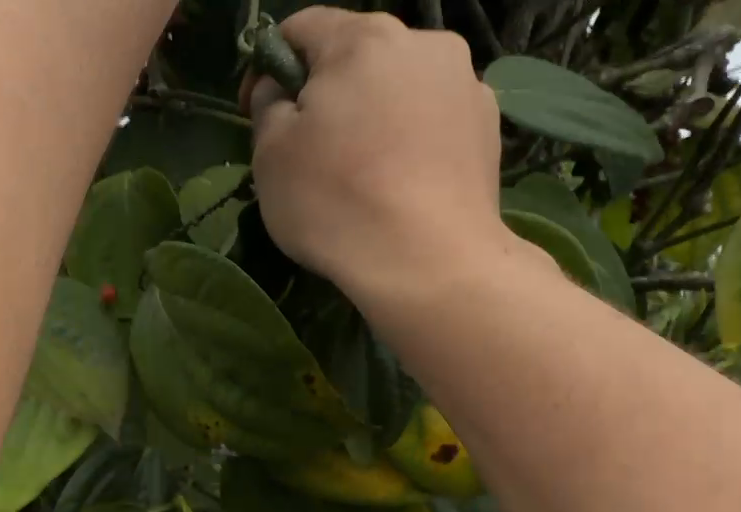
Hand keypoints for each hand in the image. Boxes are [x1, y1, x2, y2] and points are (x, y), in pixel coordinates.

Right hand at [240, 8, 506, 299]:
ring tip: (353, 165)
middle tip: (303, 144)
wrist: (425, 255)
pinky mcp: (485, 120)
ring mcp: (463, 79)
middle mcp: (420, 42)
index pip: (302, 26)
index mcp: (360, 41)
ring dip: (368, 110)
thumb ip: (268, 107)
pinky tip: (392, 178)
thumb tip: (279, 89)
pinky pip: (430, 114)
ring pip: (397, 83)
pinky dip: (405, 134)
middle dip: (324, 88)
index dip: (268, 64)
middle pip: (356, 53)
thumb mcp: (270, 155)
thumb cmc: (332, 199)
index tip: (255, 108)